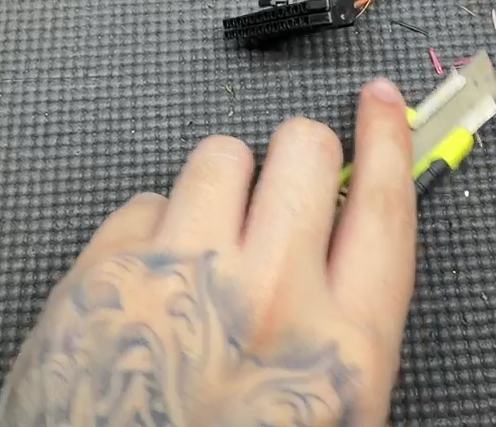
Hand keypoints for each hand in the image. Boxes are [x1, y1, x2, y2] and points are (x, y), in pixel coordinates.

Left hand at [0, 79, 415, 425]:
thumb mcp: (327, 418)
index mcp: (340, 352)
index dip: (388, 139)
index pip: (383, 207)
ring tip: (206, 247)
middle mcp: (269, 298)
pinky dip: (153, 228)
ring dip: (219, 187)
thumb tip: (347, 237)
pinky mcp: (108, 268)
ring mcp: (184, 273)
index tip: (382, 100)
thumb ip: (347, 328)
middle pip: (303, 148)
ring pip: (220, 153)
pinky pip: (148, 197)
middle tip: (278, 189)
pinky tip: (149, 286)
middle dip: (296, 154)